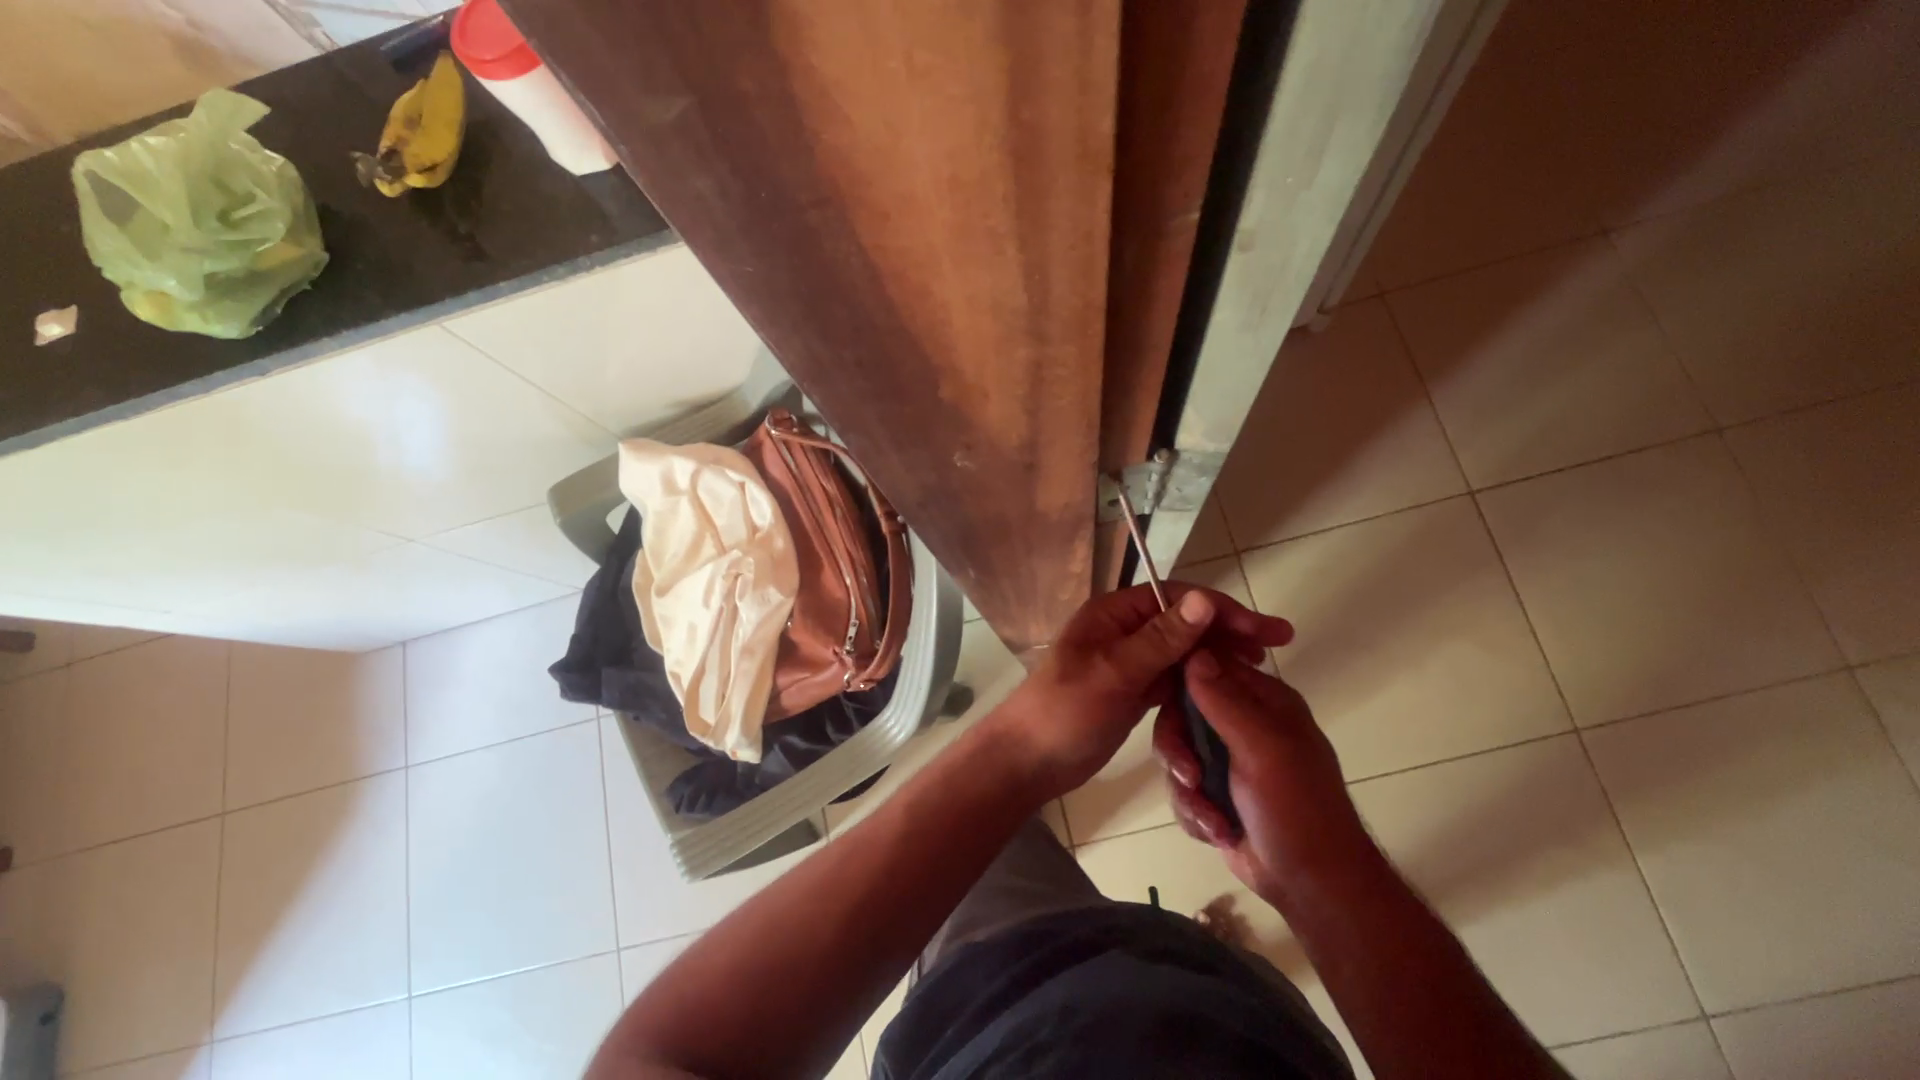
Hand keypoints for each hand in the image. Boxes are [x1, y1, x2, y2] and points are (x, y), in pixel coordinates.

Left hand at [984, 584, 1294, 800]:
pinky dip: (1199, 682)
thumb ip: (1161, 639)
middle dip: (1228, 630)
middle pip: (1185, 622)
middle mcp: (1123, 632)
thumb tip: (1205, 600)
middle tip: (1276, 645)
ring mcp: (1129, 663)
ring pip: (1183, 651)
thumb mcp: (1115, 673)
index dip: (1222, 609)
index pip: (1177, 599)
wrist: (1028, 761)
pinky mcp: (1133, 692)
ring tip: (1258, 668)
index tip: (1263, 628)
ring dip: (1218, 655)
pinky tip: (1227, 691)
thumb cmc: (1064, 712)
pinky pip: (1173, 679)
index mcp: (1114, 615)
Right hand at [1155, 651, 1375, 902]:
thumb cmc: (1297, 809)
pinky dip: (1194, 813)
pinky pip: (1182, 790)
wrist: (1311, 885)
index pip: (1206, 668)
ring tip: (1213, 820)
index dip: (1180, 687)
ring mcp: (1228, 760)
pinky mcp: (1215, 794)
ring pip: (1176, 757)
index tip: (1170, 714)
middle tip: (1191, 779)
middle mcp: (1243, 723)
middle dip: (1179, 753)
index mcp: (1263, 701)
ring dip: (1188, 793)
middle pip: (1179, 715)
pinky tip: (1217, 831)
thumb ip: (1225, 700)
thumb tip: (1193, 651)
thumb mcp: (1263, 748)